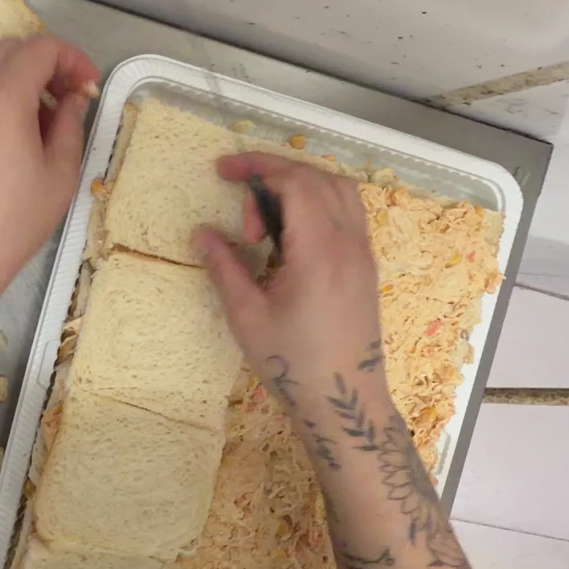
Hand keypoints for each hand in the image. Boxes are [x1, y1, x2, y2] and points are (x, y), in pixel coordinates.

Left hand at [0, 35, 100, 313]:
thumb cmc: (13, 222)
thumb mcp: (59, 174)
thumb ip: (71, 124)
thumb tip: (75, 98)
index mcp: (2, 96)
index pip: (41, 48)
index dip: (73, 58)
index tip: (90, 86)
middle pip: (11, 50)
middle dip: (47, 63)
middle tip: (72, 96)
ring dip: (23, 80)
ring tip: (48, 121)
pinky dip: (0, 98)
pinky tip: (18, 137)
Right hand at [195, 153, 383, 382]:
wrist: (344, 401)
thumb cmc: (292, 362)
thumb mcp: (246, 316)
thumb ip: (224, 267)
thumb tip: (202, 233)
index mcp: (319, 250)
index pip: (294, 181)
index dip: (256, 167)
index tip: (221, 171)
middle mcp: (349, 242)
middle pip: (317, 178)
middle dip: (273, 175)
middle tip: (238, 203)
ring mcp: (363, 253)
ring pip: (339, 190)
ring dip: (300, 185)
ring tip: (264, 214)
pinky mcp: (366, 266)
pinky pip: (347, 213)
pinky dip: (317, 204)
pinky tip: (290, 234)